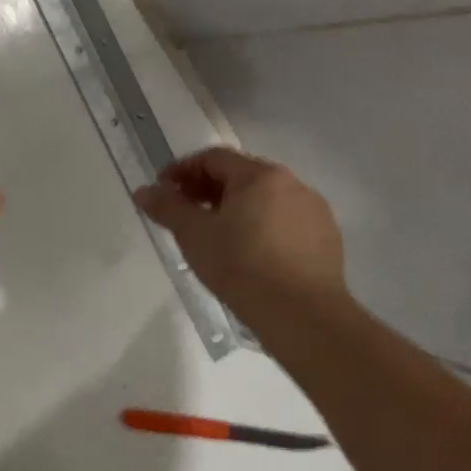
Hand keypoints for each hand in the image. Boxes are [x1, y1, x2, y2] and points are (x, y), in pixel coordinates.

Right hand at [133, 147, 350, 330]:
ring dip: (234, 206)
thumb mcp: (192, 233)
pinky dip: (260, 224)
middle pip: (241, 175)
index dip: (182, 169)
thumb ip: (166, 207)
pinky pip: (284, 220)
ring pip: (264, 199)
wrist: (301, 312)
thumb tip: (143, 191)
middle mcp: (293, 185)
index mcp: (260, 176)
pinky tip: (246, 250)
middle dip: (207, 188)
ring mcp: (315, 212)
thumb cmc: (239, 263)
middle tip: (183, 210)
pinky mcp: (327, 239)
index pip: (213, 158)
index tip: (162, 189)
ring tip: (213, 231)